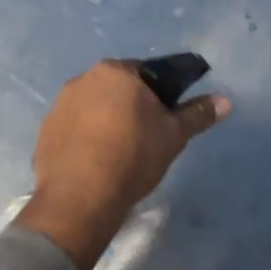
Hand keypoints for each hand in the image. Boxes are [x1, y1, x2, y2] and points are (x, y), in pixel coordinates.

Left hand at [16, 59, 228, 269]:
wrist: (80, 197)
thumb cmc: (133, 157)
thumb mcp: (173, 136)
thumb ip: (198, 114)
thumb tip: (225, 101)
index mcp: (117, 72)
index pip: (147, 73)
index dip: (160, 95)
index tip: (166, 118)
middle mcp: (83, 79)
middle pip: (117, 88)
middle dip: (130, 107)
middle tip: (146, 137)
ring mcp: (59, 105)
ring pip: (92, 108)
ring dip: (105, 121)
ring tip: (118, 153)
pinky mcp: (45, 131)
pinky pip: (73, 129)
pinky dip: (85, 139)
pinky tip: (95, 163)